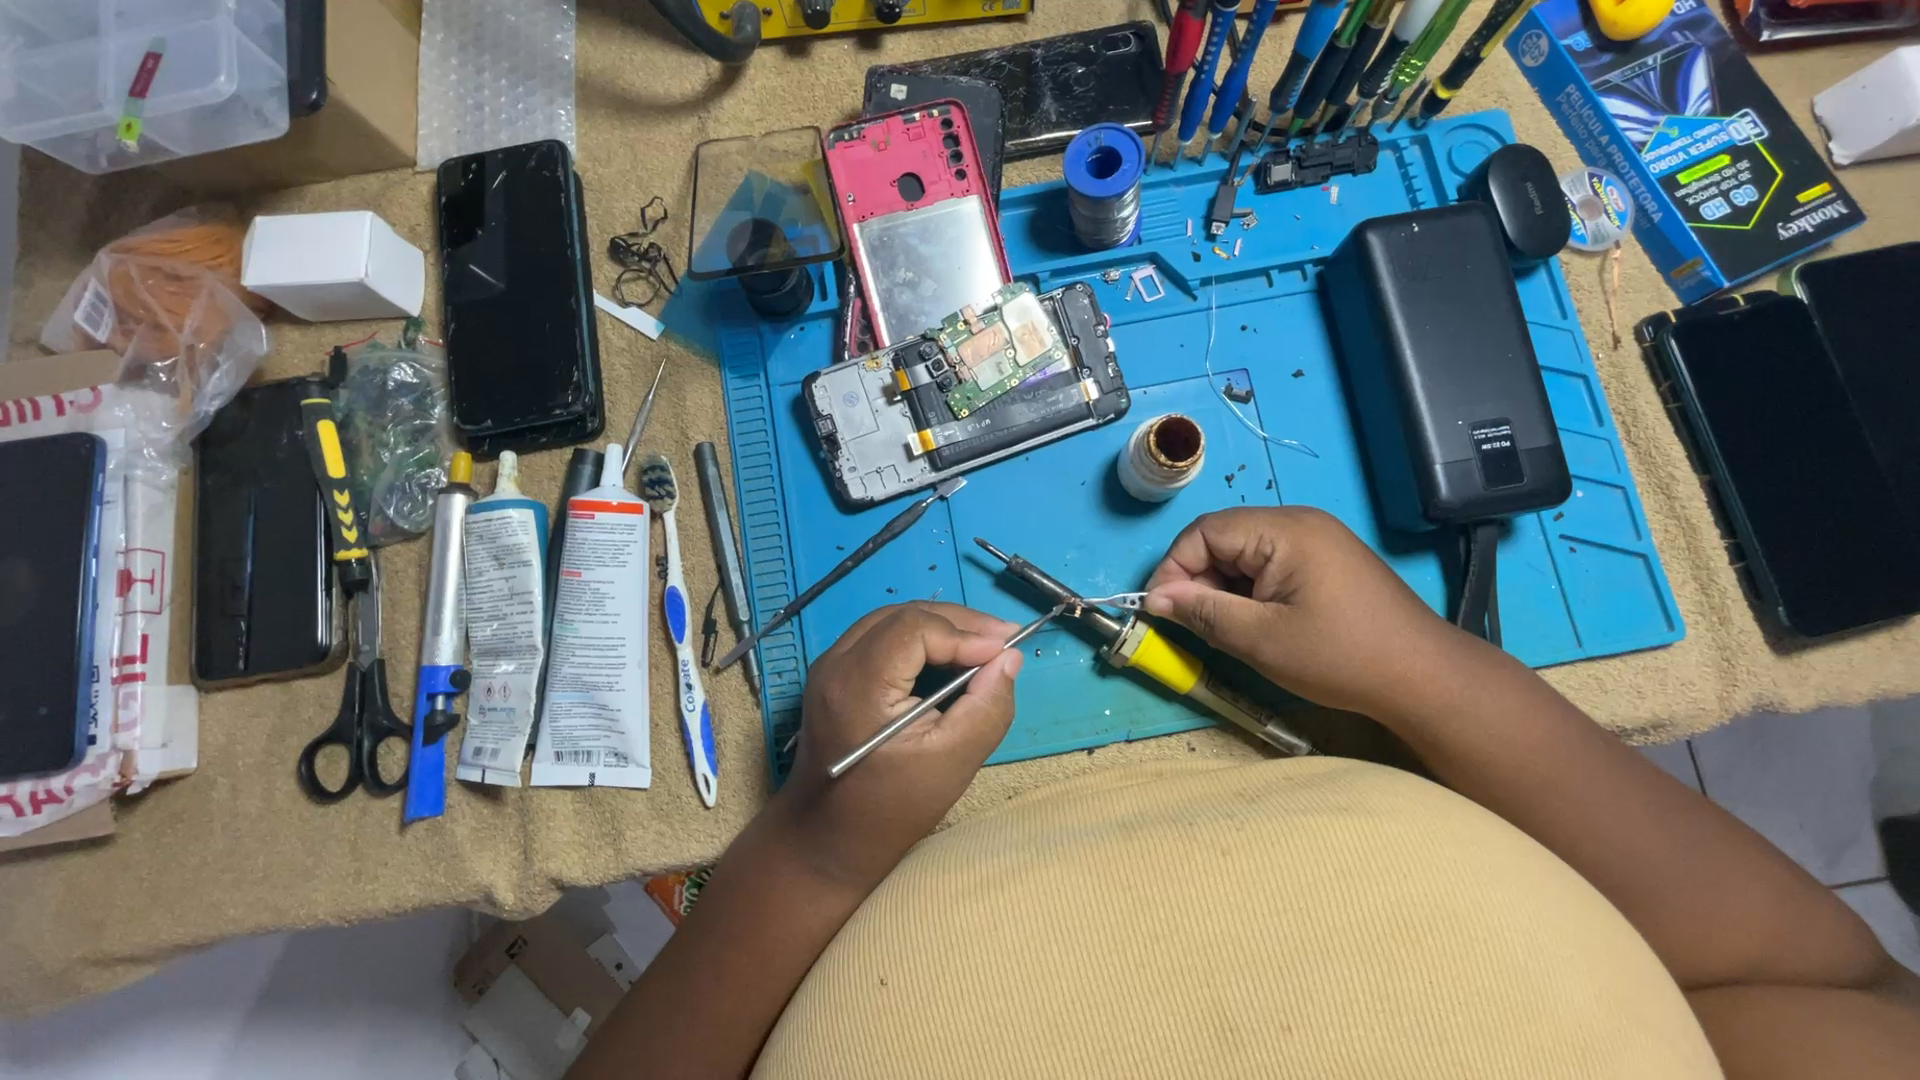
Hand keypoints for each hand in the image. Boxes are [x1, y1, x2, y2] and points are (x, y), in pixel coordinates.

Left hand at [773, 602, 1022, 889]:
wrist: (824, 840)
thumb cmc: (890, 809)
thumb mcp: (953, 763)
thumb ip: (987, 707)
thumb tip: (1010, 659)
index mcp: (859, 684)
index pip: (916, 628)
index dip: (966, 634)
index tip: (1004, 654)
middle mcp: (836, 663)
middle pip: (903, 614)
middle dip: (959, 622)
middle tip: (1004, 639)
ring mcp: (829, 666)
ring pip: (892, 620)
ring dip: (940, 626)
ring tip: (984, 644)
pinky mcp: (833, 675)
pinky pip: (881, 637)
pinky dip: (919, 639)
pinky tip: (949, 656)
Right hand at [1144, 507, 1463, 715]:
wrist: (1424, 678)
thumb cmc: (1339, 656)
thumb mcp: (1260, 639)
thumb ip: (1202, 612)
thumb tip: (1154, 599)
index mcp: (1283, 530)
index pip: (1204, 532)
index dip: (1174, 568)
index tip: (1161, 610)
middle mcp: (1298, 522)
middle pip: (1222, 538)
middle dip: (1197, 578)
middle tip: (1192, 623)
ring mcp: (1315, 539)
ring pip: (1243, 552)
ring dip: (1222, 587)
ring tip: (1223, 627)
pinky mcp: (1324, 559)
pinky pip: (1268, 562)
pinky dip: (1248, 589)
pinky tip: (1253, 621)